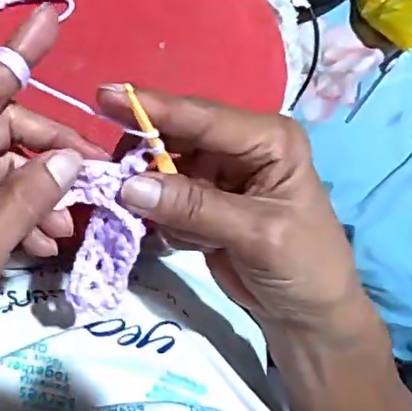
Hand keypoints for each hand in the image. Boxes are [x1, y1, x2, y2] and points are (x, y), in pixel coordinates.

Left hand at [0, 6, 104, 386]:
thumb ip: (30, 197)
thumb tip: (74, 159)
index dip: (18, 55)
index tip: (51, 16)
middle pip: (0, 130)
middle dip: (47, 151)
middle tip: (92, 172)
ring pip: (4, 164)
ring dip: (40, 190)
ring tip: (70, 223)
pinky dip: (24, 211)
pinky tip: (50, 239)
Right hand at [95, 87, 380, 348]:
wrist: (308, 314)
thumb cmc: (303, 266)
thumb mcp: (255, 235)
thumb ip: (193, 207)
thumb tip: (130, 186)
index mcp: (266, 140)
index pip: (201, 117)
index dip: (151, 107)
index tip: (103, 96)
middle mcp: (239, 147)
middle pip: (175, 135)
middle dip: (141, 152)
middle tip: (104, 171)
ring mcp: (217, 174)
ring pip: (162, 167)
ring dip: (147, 191)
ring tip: (141, 217)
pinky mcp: (201, 201)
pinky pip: (163, 197)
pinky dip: (158, 216)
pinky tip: (176, 240)